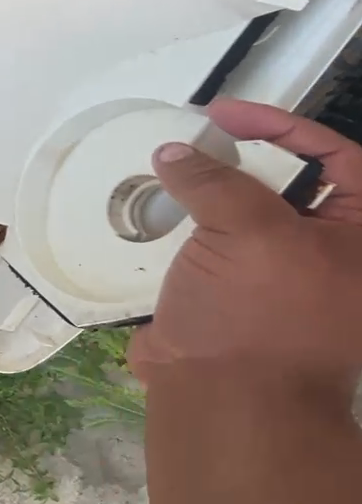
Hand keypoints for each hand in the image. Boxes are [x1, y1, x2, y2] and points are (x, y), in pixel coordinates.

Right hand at [130, 98, 361, 390]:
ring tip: (171, 176)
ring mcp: (286, 270)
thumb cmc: (262, 312)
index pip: (344, 158)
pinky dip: (191, 221)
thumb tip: (178, 152)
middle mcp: (337, 249)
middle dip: (247, 156)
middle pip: (297, 180)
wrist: (228, 389)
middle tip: (196, 141)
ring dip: (213, 189)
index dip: (285, 127)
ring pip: (252, 209)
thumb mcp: (252, 236)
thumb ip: (218, 184)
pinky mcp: (239, 286)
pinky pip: (218, 239)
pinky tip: (160, 216)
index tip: (223, 114)